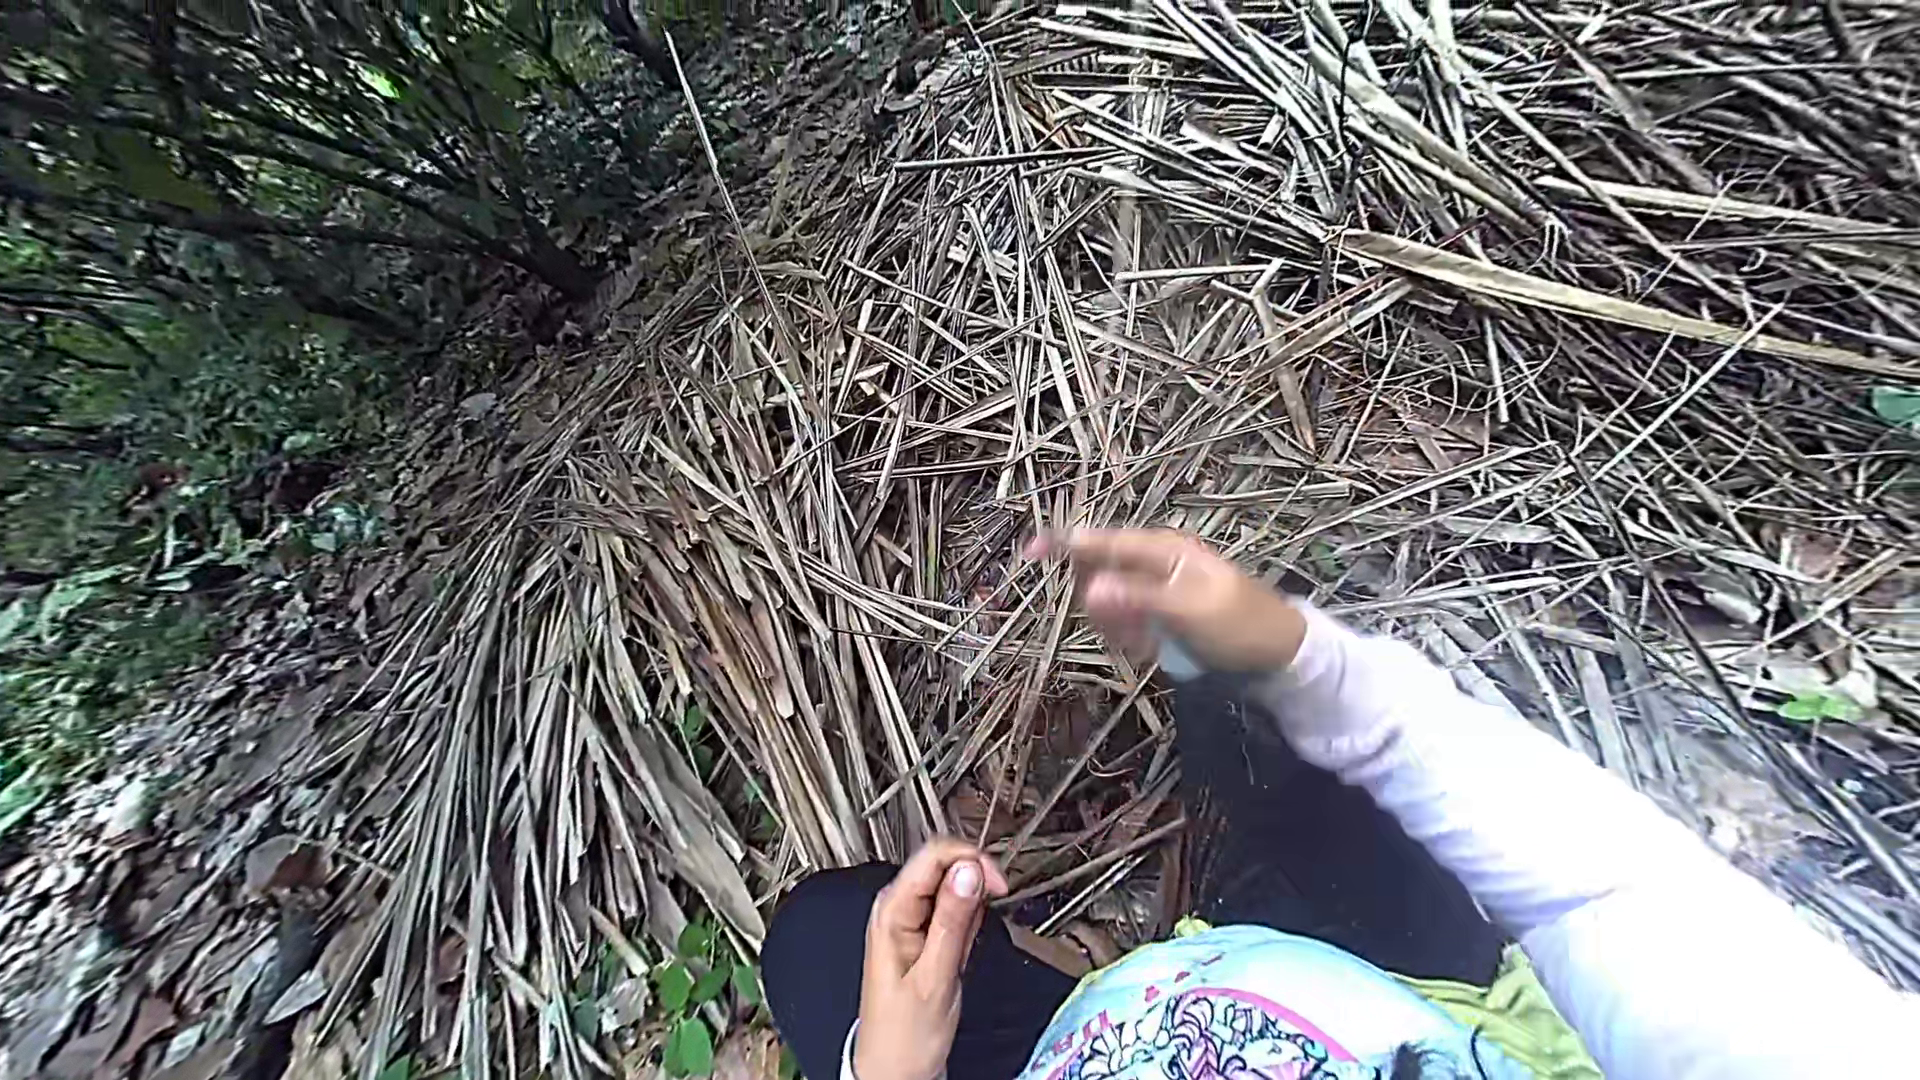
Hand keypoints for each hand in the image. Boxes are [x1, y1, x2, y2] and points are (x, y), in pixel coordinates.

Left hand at [854, 840, 1009, 1079]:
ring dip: (971, 902)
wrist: (894, 1074)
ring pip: (951, 882)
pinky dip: (968, 918)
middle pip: (943, 863)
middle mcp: (899, 904)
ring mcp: (911, 915)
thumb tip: (969, 869)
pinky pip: (953, 905)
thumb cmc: (903, 1038)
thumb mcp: (934, 979)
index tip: (996, 881)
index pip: (933, 855)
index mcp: (892, 909)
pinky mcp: (925, 928)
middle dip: (973, 878)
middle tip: (993, 904)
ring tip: (969, 941)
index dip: (969, 858)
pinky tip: (965, 943)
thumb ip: (953, 920)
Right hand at [1025, 528, 1306, 672]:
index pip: (1103, 541)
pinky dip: (1130, 636)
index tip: (1031, 551)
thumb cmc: (1240, 625)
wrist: (1281, 655)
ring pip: (1109, 602)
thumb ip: (1137, 598)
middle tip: (1129, 634)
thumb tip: (1088, 588)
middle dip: (1102, 606)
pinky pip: (1125, 620)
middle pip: (1100, 573)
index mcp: (1162, 550)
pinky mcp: (1157, 611)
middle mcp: (1153, 563)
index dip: (1065, 543)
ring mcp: (1154, 588)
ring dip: (1118, 626)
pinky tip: (1153, 647)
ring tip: (1149, 644)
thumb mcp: (1189, 611)